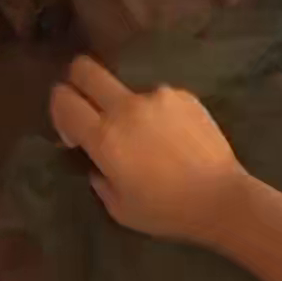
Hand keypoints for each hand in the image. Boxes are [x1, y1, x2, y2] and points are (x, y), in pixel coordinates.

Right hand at [49, 55, 251, 244]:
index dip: (60, 114)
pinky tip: (175, 141)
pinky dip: (157, 115)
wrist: (221, 199)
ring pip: (126, 89)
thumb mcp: (120, 209)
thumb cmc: (167, 212)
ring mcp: (157, 96)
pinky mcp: (183, 95)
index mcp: (105, 137)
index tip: (75, 136)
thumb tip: (96, 162)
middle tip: (92, 113)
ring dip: (127, 109)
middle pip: (84, 68)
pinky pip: (158, 99)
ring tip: (151, 143)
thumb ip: (99, 180)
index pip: (62, 99)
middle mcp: (126, 107)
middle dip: (78, 85)